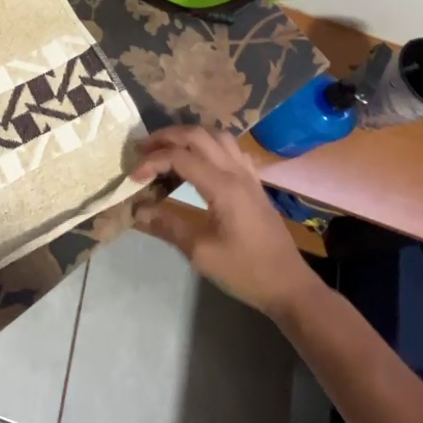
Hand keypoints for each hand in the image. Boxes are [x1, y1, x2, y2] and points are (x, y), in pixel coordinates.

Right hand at [127, 124, 325, 319]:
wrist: (290, 287)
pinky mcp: (254, 184)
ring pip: (216, 136)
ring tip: (168, 149)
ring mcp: (248, 176)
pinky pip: (231, 149)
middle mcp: (236, 172)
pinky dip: (209, 145)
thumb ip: (167, 226)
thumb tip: (136, 210)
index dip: (151, 161)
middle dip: (165, 137)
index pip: (179, 157)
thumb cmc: (246, 271)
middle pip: (197, 135)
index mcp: (223, 186)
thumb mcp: (201, 253)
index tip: (133, 177)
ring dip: (188, 136)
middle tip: (142, 150)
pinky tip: (200, 160)